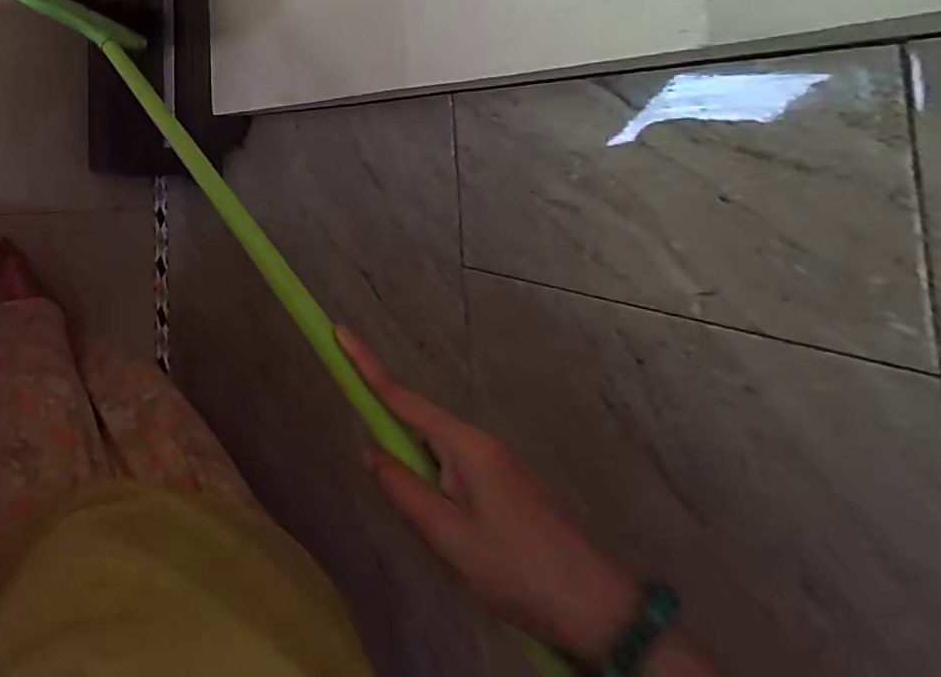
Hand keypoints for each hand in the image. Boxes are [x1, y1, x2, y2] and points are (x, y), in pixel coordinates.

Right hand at [336, 325, 643, 664]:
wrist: (600, 609)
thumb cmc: (517, 568)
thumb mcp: (447, 535)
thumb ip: (402, 488)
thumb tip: (369, 452)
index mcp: (464, 444)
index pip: (401, 395)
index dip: (366, 363)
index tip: (340, 331)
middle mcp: (479, 442)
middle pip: (417, 425)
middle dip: (396, 446)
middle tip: (406, 495)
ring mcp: (495, 463)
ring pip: (436, 455)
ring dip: (422, 480)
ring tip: (446, 537)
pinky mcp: (504, 485)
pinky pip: (454, 472)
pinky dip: (439, 490)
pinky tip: (457, 535)